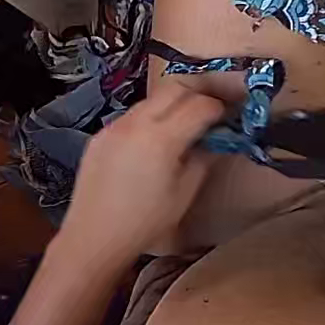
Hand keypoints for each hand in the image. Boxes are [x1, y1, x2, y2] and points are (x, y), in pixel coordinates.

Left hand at [57, 85, 225, 265]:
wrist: (93, 238)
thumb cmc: (145, 223)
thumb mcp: (185, 193)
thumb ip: (204, 158)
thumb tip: (217, 140)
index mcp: (161, 139)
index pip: (199, 105)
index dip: (220, 107)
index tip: (230, 114)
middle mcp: (136, 123)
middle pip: (175, 87)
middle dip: (199, 91)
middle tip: (214, 105)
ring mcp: (114, 126)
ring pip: (151, 98)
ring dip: (174, 102)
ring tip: (187, 122)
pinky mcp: (100, 135)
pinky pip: (132, 115)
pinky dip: (152, 117)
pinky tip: (156, 139)